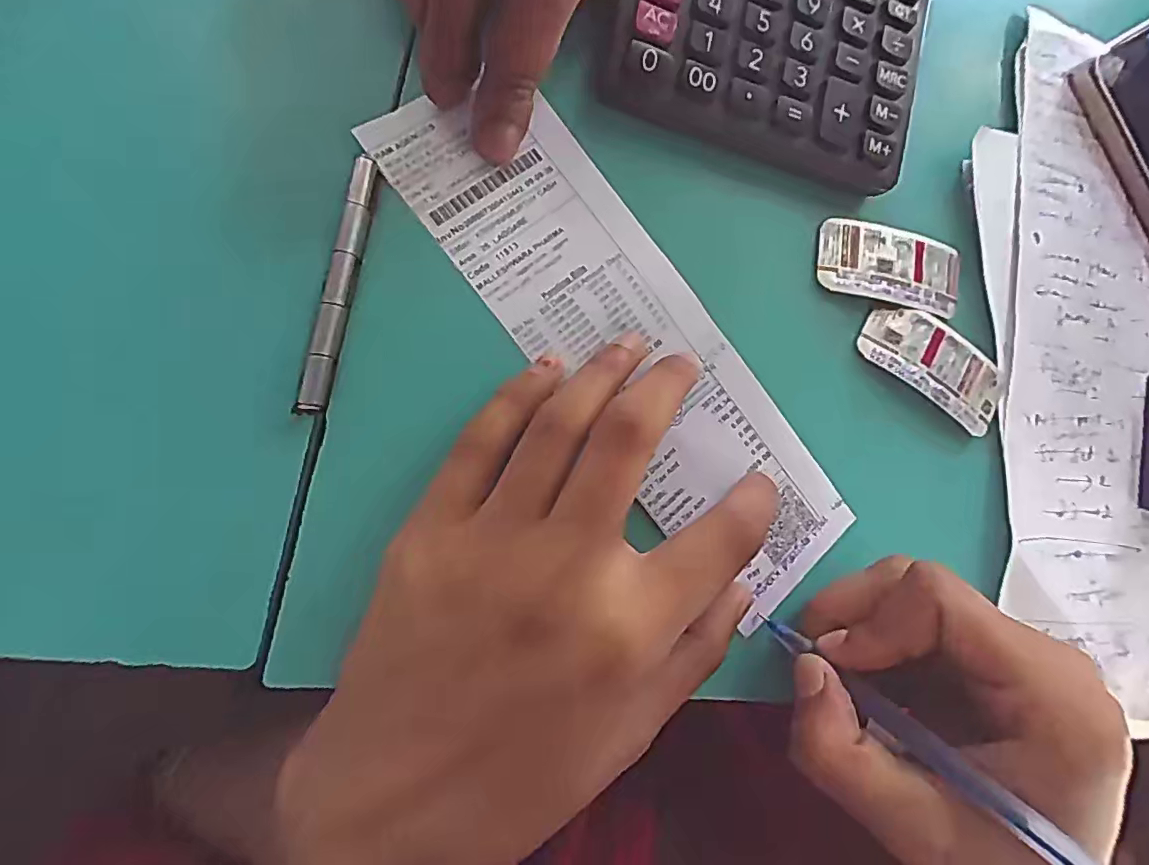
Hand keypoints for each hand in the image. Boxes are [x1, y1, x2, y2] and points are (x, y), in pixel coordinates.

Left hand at [276, 337, 777, 864]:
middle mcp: (567, 568)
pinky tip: (546, 368)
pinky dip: (517, 396)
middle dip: (664, 386)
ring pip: (556, 426)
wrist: (388, 805)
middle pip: (627, 441)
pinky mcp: (430, 532)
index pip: (720, 540)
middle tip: (680, 361)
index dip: (753, 501)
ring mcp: (492, 541)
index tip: (759, 480)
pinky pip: (479, 444)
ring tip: (626, 344)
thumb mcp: (634, 729)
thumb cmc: (526, 773)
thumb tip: (743, 577)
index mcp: (627, 627)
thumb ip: (698, 648)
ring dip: (599, 372)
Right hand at [789, 558, 1132, 863]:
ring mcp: (1031, 654)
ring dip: (866, 630)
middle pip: (929, 587)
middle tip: (816, 655)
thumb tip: (805, 666)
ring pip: (922, 600)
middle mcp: (1049, 655)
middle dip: (858, 613)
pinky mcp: (1007, 661)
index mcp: (1051, 689)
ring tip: (842, 678)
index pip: (939, 597)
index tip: (828, 662)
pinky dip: (885, 645)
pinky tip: (874, 686)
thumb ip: (841, 753)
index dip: (871, 619)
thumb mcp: (913, 829)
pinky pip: (930, 626)